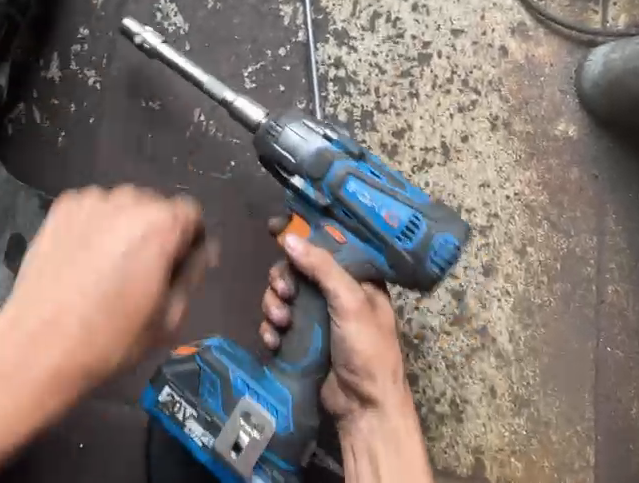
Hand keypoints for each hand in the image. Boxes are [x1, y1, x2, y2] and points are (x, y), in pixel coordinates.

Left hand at [0, 186, 213, 394]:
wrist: (39, 344)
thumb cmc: (110, 338)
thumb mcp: (169, 318)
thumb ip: (193, 273)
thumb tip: (201, 249)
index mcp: (161, 224)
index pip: (191, 213)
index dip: (189, 240)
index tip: (176, 267)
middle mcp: (128, 200)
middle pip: (156, 207)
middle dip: (156, 234)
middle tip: (141, 274)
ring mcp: (91, 200)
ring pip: (123, 207)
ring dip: (124, 228)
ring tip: (107, 268)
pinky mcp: (62, 206)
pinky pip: (93, 210)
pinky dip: (95, 227)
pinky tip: (83, 260)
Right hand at [258, 227, 410, 425]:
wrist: (364, 409)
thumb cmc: (367, 350)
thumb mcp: (350, 302)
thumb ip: (321, 267)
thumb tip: (288, 237)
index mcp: (357, 278)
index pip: (326, 244)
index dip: (301, 235)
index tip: (275, 228)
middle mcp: (336, 292)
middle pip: (297, 269)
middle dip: (283, 279)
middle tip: (283, 292)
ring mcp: (317, 317)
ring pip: (284, 294)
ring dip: (274, 304)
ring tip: (279, 322)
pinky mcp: (302, 339)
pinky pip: (277, 321)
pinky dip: (271, 327)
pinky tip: (273, 339)